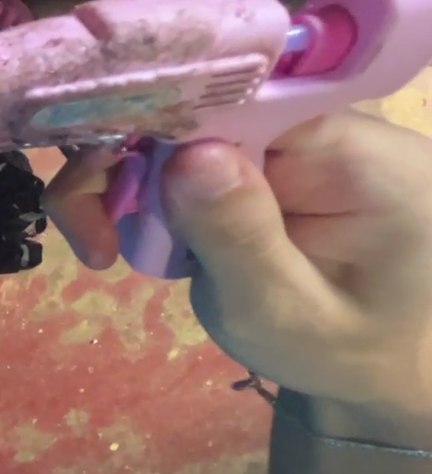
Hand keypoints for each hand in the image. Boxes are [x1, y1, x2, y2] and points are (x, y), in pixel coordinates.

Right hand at [45, 112, 431, 417]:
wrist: (382, 371)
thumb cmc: (343, 353)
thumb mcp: (280, 309)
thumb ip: (238, 233)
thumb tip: (189, 153)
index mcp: (359, 159)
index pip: (236, 103)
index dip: (152, 125)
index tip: (97, 180)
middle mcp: (329, 134)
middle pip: (187, 115)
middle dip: (116, 170)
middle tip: (91, 242)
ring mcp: (292, 146)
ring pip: (166, 136)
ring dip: (114, 188)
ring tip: (103, 247)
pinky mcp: (261, 164)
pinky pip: (174, 157)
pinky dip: (132, 195)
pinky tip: (126, 234)